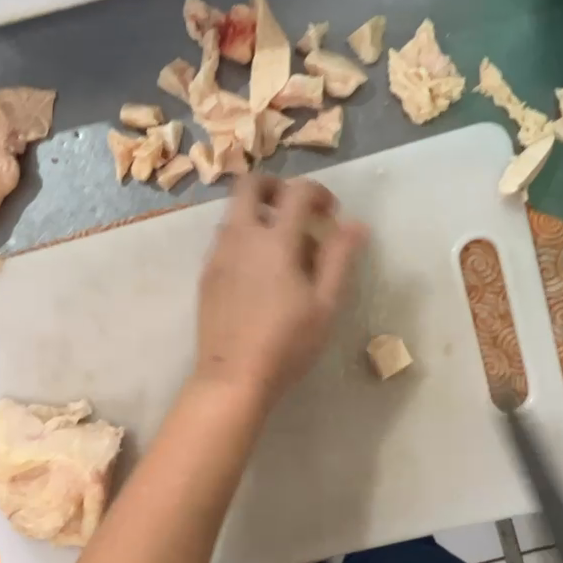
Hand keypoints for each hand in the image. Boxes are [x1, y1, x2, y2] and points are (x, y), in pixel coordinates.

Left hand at [194, 176, 366, 405]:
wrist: (232, 378)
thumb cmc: (286, 344)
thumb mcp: (325, 305)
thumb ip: (340, 258)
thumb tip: (356, 225)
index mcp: (275, 241)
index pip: (297, 192)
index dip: (319, 192)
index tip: (331, 214)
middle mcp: (240, 238)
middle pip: (249, 185)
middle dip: (275, 187)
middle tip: (296, 211)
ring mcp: (218, 256)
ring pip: (233, 212)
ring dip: (258, 214)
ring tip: (281, 247)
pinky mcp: (206, 276)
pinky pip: (224, 240)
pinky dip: (243, 238)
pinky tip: (259, 273)